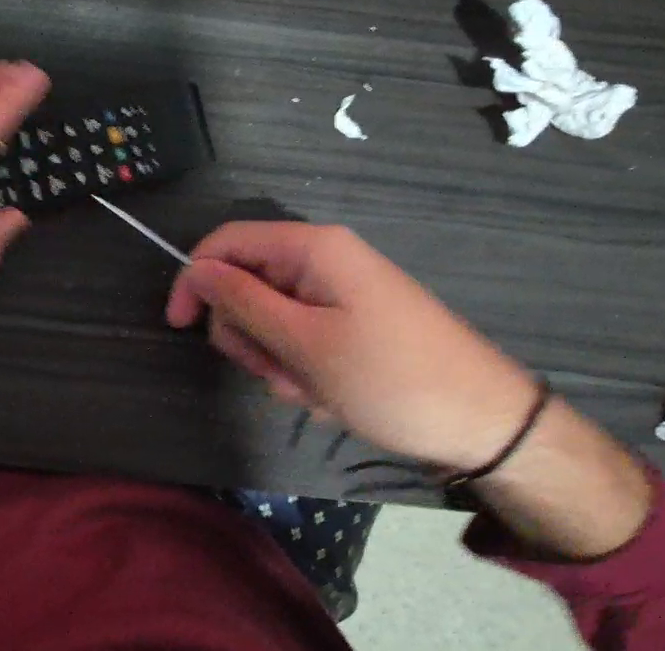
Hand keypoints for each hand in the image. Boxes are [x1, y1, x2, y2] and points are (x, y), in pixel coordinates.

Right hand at [171, 222, 651, 557]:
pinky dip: (302, 365)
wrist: (487, 422)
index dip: (194, 279)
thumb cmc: (390, 378)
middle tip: (275, 373)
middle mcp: (323, 258)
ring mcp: (340, 289)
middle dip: (247, 332)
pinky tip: (329, 393)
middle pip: (246, 280)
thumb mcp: (303, 343)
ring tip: (311, 389)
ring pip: (271, 314)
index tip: (177, 326)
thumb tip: (194, 268)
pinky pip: (302, 333)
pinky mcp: (353, 318)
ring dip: (276, 357)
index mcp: (311, 248)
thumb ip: (241, 301)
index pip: (226, 242)